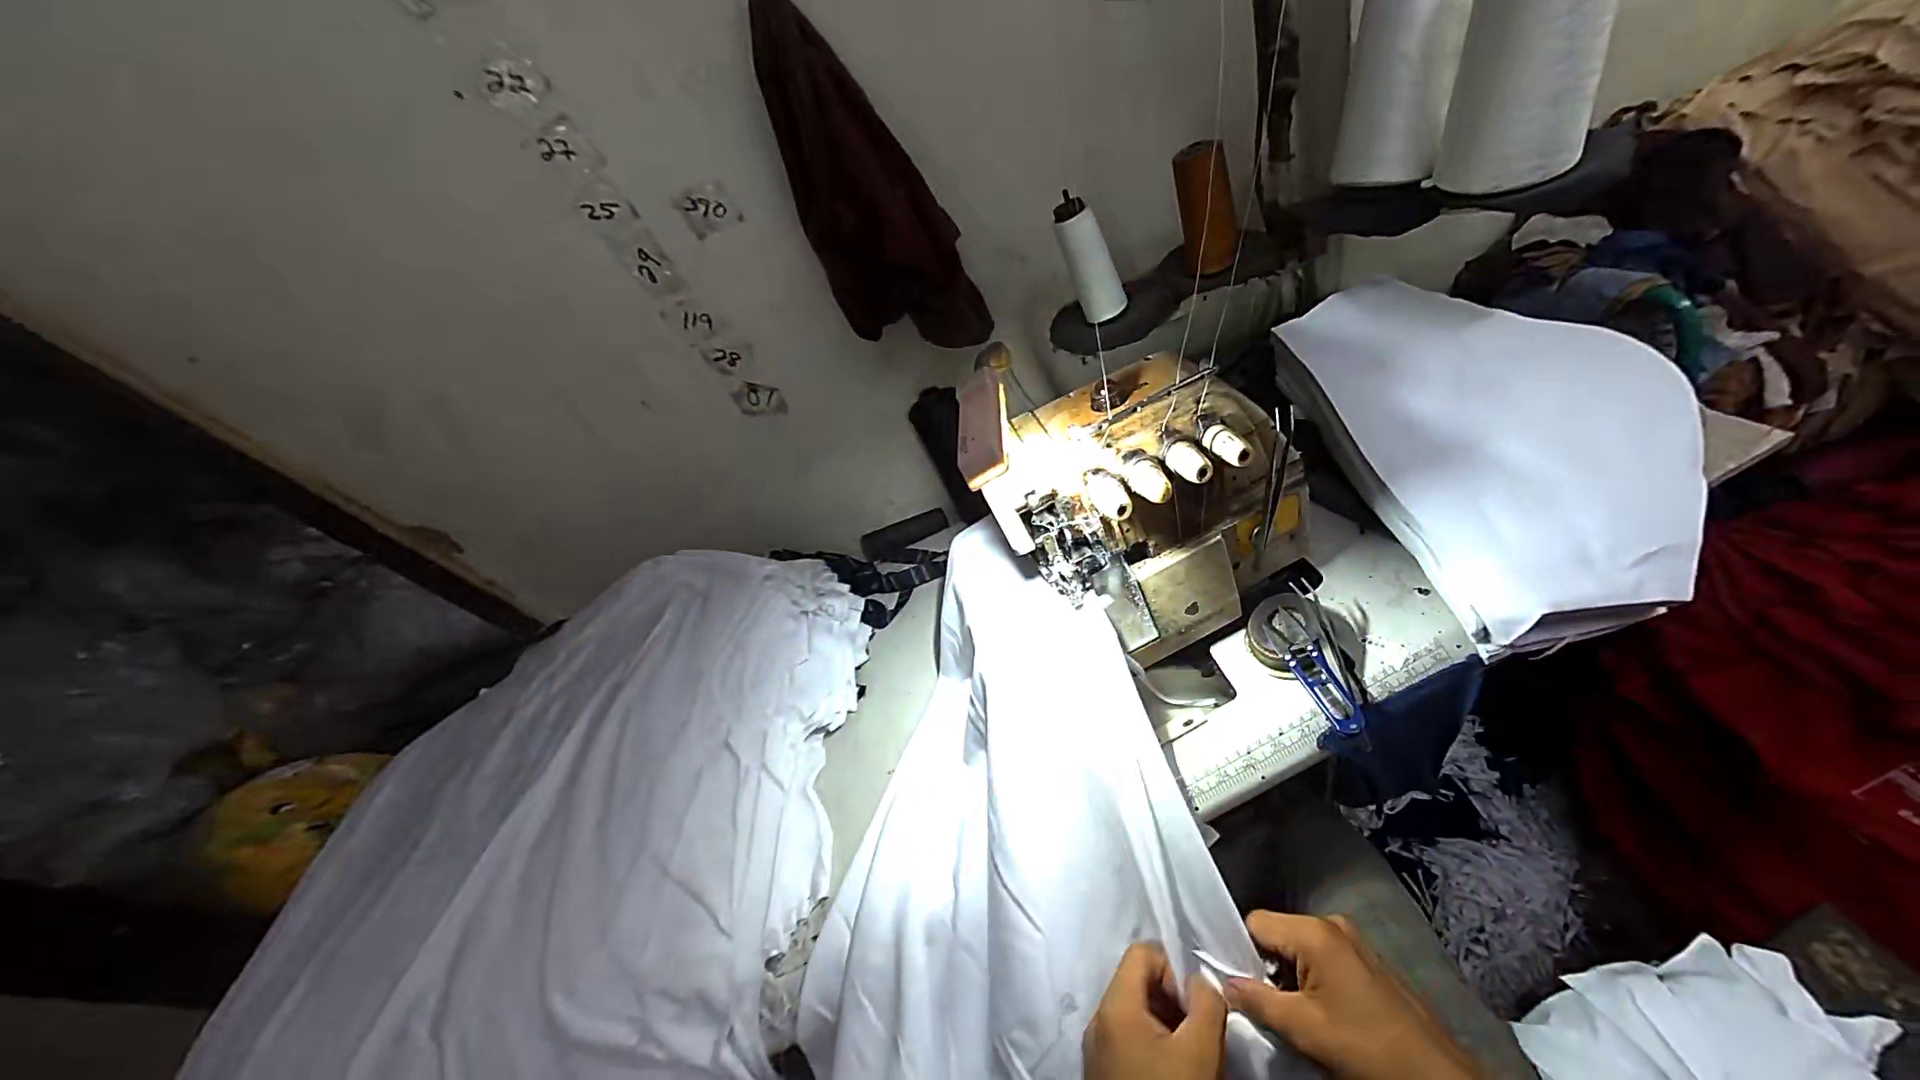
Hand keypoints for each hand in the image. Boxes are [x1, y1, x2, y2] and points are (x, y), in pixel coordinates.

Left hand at [1084, 942, 1227, 1079]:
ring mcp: (1096, 1046)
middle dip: (1173, 997)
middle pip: (1136, 981)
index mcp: (1114, 1004)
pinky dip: (1154, 1042)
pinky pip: (1128, 1037)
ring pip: (1134, 1010)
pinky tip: (1176, 1069)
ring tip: (1191, 1052)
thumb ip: (1206, 1004)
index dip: (1173, 966)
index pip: (1141, 952)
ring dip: (1167, 1021)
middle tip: (1198, 1028)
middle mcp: (1098, 1018)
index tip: (1195, 1001)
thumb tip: (1201, 980)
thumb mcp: (1200, 1050)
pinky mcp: (1102, 1070)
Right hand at [1225, 912, 1480, 1079]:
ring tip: (1296, 1014)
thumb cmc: (1369, 1049)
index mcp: (1315, 932)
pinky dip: (1311, 981)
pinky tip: (1320, 1013)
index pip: (1253, 922)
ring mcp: (1354, 942)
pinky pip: (1321, 958)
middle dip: (1266, 967)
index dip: (1239, 950)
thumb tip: (1226, 985)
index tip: (1239, 983)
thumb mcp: (1303, 1029)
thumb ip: (1257, 1000)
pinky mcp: (1367, 962)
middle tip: (1268, 1004)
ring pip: (1297, 948)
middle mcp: (1333, 925)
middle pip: (1276, 934)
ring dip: (1289, 977)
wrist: (1438, 1079)